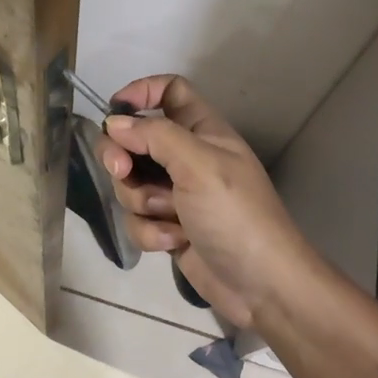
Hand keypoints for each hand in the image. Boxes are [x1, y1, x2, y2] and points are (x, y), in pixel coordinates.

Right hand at [99, 75, 316, 327]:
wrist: (263, 286)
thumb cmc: (237, 215)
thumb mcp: (199, 164)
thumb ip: (155, 136)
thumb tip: (114, 123)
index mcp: (202, 130)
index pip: (168, 90)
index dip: (140, 93)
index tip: (114, 114)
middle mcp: (186, 156)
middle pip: (135, 139)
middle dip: (122, 157)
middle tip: (123, 172)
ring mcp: (176, 194)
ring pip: (131, 183)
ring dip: (142, 202)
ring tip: (170, 219)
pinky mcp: (169, 228)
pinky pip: (137, 219)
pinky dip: (150, 232)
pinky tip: (175, 244)